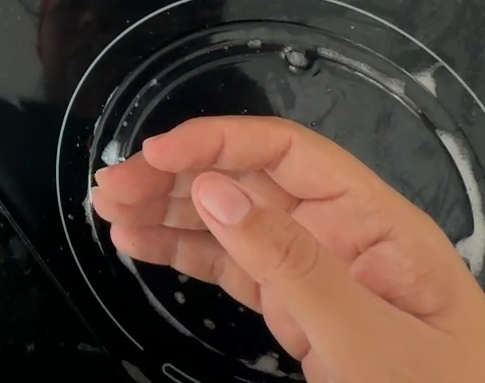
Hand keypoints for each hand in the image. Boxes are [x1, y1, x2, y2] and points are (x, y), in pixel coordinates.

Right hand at [92, 116, 484, 382]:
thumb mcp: (375, 344)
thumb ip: (293, 264)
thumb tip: (214, 190)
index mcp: (373, 220)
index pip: (283, 150)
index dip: (215, 141)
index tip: (156, 154)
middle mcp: (335, 231)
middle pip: (241, 179)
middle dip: (173, 177)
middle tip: (112, 188)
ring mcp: (310, 268)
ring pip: (223, 218)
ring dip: (163, 210)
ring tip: (110, 210)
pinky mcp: (292, 305)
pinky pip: (226, 263)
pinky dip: (179, 251)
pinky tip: (139, 244)